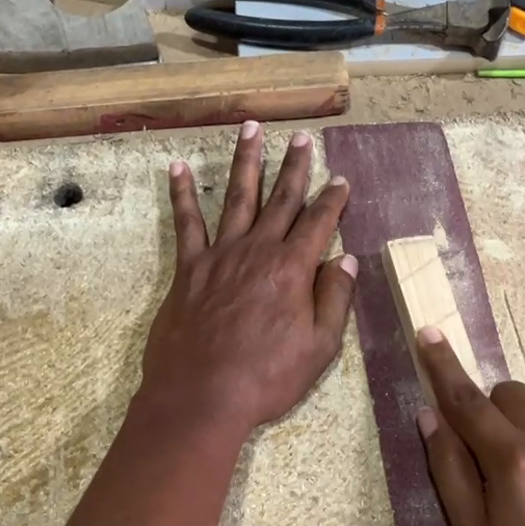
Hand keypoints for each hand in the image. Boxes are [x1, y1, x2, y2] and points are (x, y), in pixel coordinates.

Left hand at [137, 121, 355, 437]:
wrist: (201, 396)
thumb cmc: (266, 378)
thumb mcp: (318, 348)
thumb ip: (334, 300)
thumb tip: (346, 260)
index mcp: (292, 269)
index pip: (319, 223)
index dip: (333, 199)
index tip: (341, 178)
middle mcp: (257, 251)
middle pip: (280, 199)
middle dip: (294, 167)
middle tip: (302, 138)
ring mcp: (220, 255)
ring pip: (237, 197)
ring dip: (246, 161)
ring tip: (251, 129)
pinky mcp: (189, 268)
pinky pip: (186, 222)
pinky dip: (182, 194)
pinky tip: (178, 167)